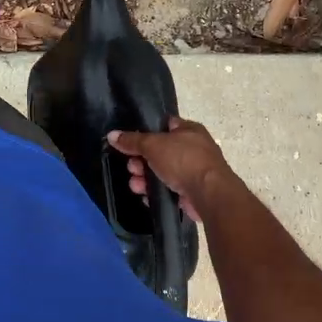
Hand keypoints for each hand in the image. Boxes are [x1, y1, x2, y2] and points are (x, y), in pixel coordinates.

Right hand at [106, 117, 233, 221]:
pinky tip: (146, 196)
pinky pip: (169, 189)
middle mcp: (194, 148)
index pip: (163, 125)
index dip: (144, 132)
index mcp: (189, 130)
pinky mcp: (192, 191)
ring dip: (145, 178)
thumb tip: (111, 135)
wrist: (210, 195)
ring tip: (136, 186)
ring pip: (162, 171)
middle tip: (132, 168)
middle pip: (159, 151)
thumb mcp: (152, 145)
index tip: (129, 141)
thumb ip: (131, 140)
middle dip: (140, 161)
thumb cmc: (183, 160)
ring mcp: (194, 171)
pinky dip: (156, 192)